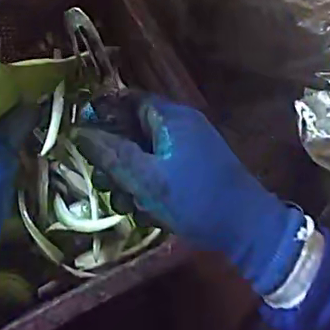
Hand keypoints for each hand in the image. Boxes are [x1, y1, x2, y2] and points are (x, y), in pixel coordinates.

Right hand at [76, 95, 304, 294]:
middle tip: (102, 182)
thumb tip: (80, 133)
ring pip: (145, 151)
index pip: (128, 100)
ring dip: (129, 175)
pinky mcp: (195, 166)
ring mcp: (189, 146)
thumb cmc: (196, 199)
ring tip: (123, 203)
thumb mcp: (148, 179)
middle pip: (133, 128)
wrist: (250, 229)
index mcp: (171, 117)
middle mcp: (180, 124)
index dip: (102, 114)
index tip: (82, 137)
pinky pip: (161, 166)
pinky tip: (143, 210)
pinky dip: (148, 183)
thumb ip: (113, 155)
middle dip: (113, 155)